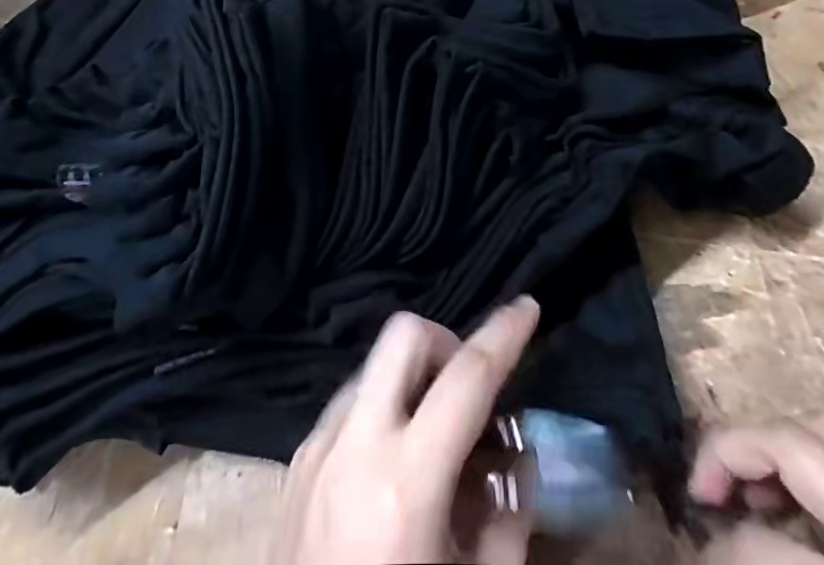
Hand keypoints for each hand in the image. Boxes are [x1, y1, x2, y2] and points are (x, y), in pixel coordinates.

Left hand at [277, 298, 541, 564]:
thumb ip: (508, 516)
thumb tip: (514, 457)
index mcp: (405, 478)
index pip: (465, 379)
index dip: (502, 334)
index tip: (526, 306)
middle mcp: (354, 442)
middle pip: (400, 337)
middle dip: (446, 343)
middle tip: (472, 392)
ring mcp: (317, 446)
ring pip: (372, 368)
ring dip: (413, 380)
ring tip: (437, 441)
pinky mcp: (297, 461)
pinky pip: (349, 405)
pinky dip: (383, 410)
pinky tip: (396, 468)